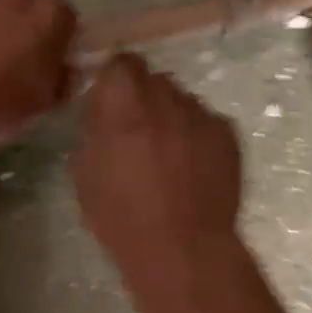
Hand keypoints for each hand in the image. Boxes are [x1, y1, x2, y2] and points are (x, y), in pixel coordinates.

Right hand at [73, 54, 243, 265]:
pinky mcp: (227, 133)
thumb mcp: (84, 171)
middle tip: (139, 133)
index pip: (122, 62)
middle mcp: (165, 95)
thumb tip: (102, 110)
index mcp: (125, 98)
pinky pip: (207, 123)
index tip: (112, 102)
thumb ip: (94, 127)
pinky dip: (198, 137)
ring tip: (169, 156)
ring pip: (181, 101)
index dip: (116, 80)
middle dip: (145, 99)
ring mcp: (200, 112)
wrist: (182, 249)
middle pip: (154, 81)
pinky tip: (194, 169)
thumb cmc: (121, 215)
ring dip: (172, 118)